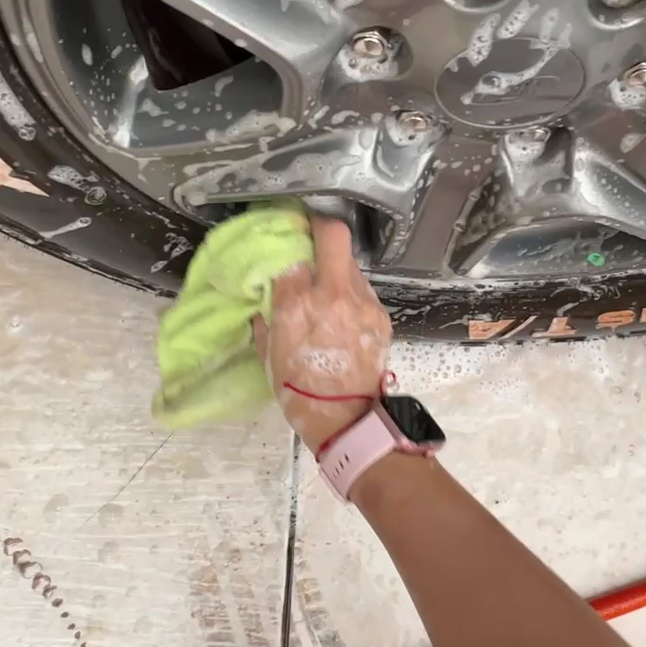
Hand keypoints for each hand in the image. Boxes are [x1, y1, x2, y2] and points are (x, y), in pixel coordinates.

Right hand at [254, 215, 393, 450]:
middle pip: (333, 234)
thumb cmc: (298, 390)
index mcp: (297, 305)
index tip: (284, 244)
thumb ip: (265, 318)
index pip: (291, 253)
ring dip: (336, 267)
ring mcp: (362, 302)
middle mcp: (332, 294)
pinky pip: (363, 289)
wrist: (347, 419)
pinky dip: (350, 292)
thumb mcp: (268, 355)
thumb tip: (266, 295)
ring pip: (351, 262)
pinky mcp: (380, 314)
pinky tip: (343, 311)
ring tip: (326, 286)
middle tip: (311, 233)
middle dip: (321, 227)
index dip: (286, 246)